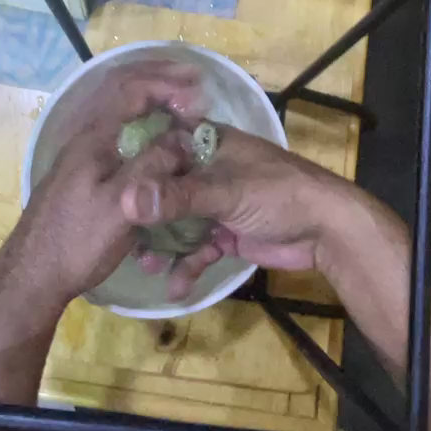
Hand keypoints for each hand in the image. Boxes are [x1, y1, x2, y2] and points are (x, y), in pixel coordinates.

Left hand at [0, 61, 205, 316]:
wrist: (32, 274)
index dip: (167, 84)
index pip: (131, 88)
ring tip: (179, 94)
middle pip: (120, 86)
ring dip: (149, 91)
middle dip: (158, 76)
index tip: (198, 96)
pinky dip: (140, 113)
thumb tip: (184, 139)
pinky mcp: (84, 167)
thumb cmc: (77, 241)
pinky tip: (155, 129)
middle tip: (192, 77)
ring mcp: (82, 150)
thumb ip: (152, 168)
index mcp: (94, 137)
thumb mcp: (122, 208)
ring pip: (116, 104)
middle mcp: (86, 134)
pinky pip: (117, 123)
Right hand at [120, 126, 367, 298]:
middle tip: (121, 241)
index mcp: (208, 143)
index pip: (161, 146)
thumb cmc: (277, 193)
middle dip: (145, 217)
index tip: (103, 186)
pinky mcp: (228, 232)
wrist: (327, 229)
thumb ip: (177, 197)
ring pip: (180, 222)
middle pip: (166, 189)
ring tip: (145, 268)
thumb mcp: (225, 192)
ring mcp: (218, 202)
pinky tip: (178, 286)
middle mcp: (209, 169)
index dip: (134, 165)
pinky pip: (199, 247)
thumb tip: (127, 200)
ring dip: (164, 245)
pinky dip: (189, 265)